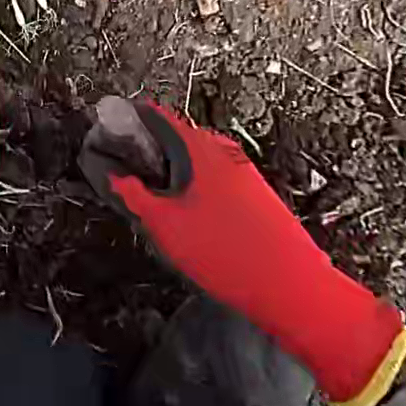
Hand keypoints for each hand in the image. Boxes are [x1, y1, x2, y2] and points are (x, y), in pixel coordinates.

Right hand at [79, 96, 405, 405]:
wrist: (294, 289)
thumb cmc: (227, 255)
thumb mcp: (166, 226)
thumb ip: (135, 195)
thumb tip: (115, 176)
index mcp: (200, 148)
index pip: (157, 116)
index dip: (131, 119)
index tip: (111, 130)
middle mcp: (223, 151)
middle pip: (177, 135)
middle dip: (150, 148)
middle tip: (127, 168)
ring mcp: (243, 170)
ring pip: (196, 157)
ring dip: (173, 167)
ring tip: (153, 193)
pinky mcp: (255, 191)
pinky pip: (214, 174)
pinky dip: (194, 181)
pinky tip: (187, 210)